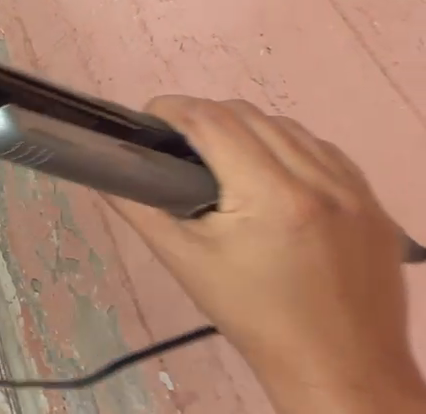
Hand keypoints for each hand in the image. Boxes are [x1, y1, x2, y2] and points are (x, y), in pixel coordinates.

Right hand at [109, 97, 425, 409]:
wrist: (340, 368)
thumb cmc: (249, 312)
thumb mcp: (178, 256)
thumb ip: (134, 202)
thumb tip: (100, 165)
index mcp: (270, 196)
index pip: (210, 120)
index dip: (169, 108)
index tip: (146, 121)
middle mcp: (321, 185)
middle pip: (247, 114)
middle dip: (201, 115)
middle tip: (174, 141)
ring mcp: (358, 197)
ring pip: (288, 127)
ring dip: (245, 127)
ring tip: (219, 154)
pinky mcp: (377, 210)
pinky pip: (325, 151)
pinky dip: (288, 145)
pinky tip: (268, 169)